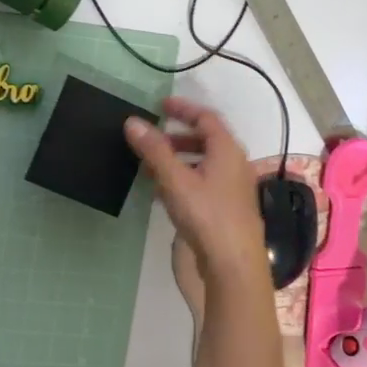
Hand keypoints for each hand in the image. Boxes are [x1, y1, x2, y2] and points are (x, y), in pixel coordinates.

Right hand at [126, 99, 267, 290]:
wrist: (232, 260)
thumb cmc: (206, 215)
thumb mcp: (175, 180)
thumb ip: (154, 151)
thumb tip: (132, 122)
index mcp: (226, 150)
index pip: (206, 118)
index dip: (183, 109)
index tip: (160, 106)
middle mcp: (234, 163)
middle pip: (207, 140)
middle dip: (178, 137)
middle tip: (152, 140)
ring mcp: (232, 187)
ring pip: (205, 163)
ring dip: (179, 159)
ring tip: (152, 168)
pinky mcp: (226, 207)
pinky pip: (204, 182)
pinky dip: (184, 178)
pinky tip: (166, 194)